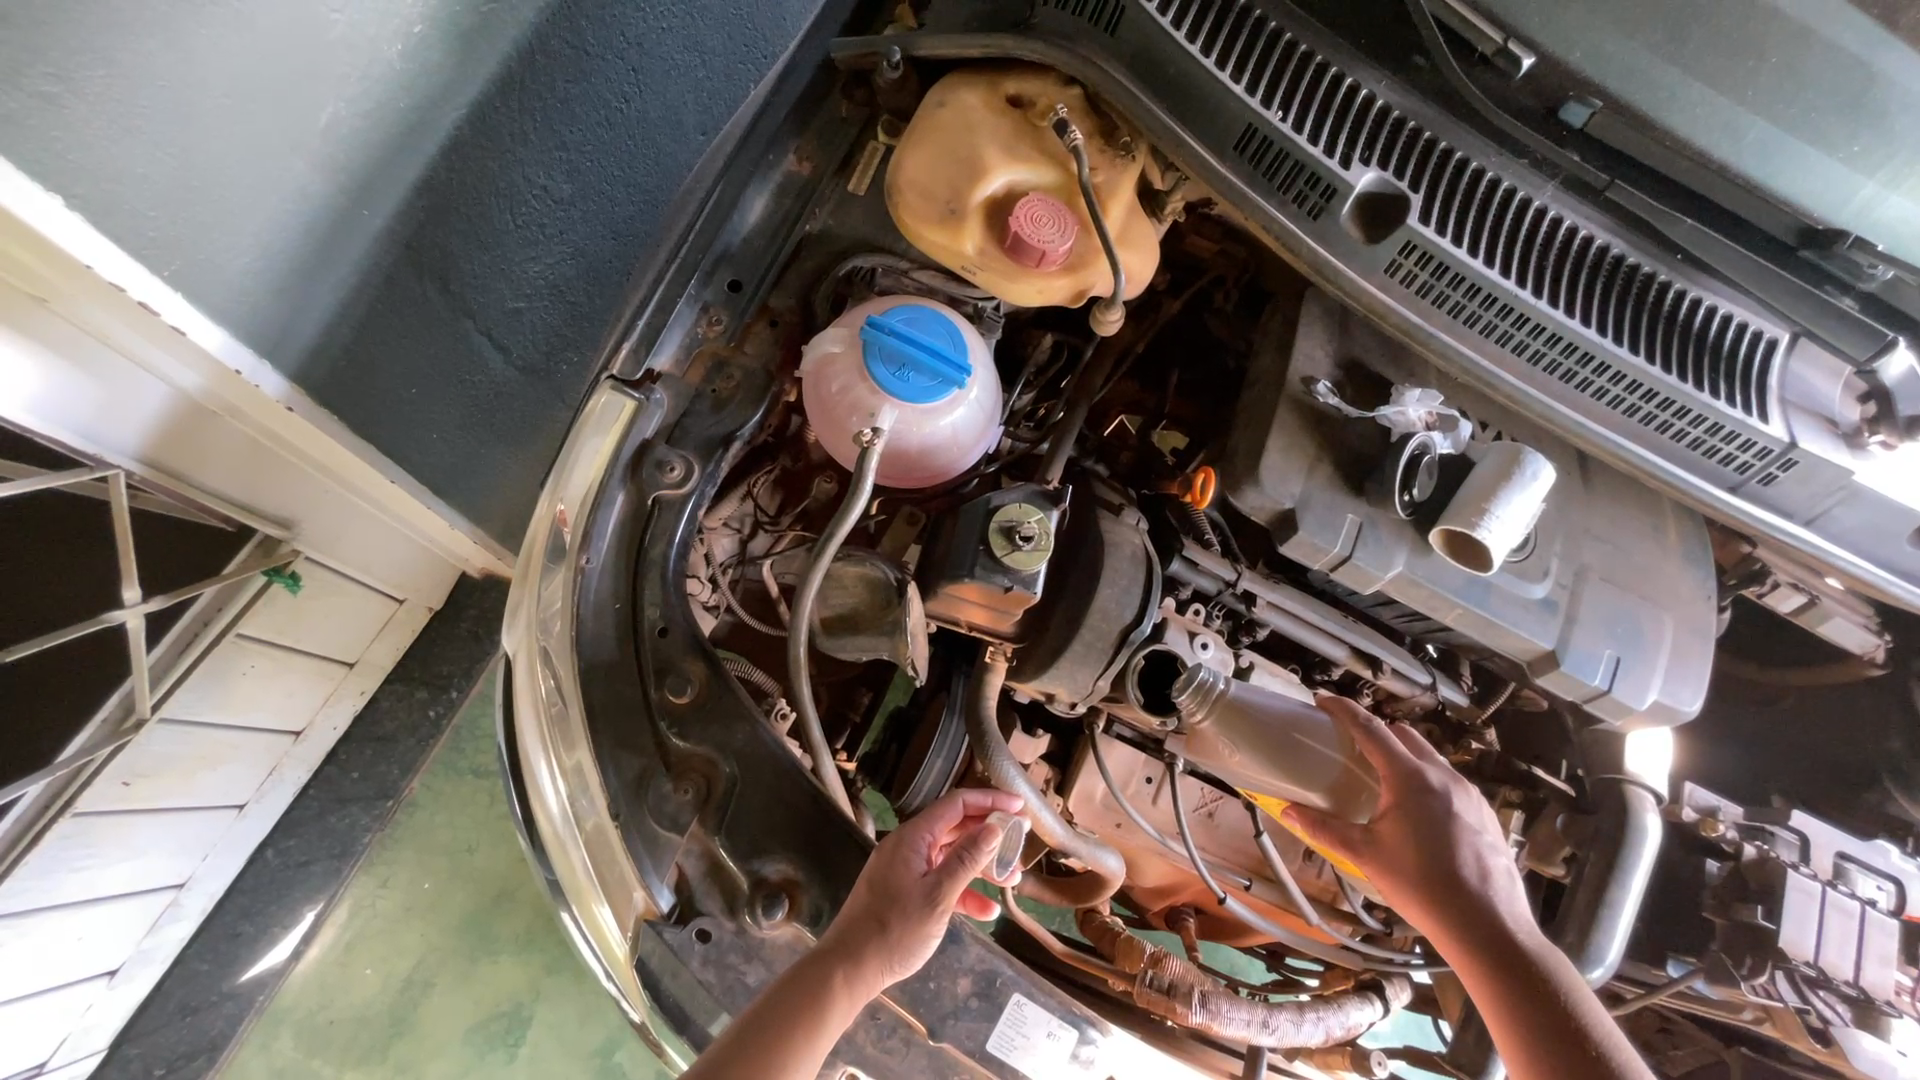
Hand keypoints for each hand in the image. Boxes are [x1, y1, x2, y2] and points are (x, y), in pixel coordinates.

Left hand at [816, 788, 1023, 996]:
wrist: (849, 969)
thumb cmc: (894, 930)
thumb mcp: (938, 896)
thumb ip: (967, 859)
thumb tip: (994, 828)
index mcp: (913, 837)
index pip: (957, 804)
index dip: (990, 801)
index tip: (1020, 807)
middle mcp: (909, 845)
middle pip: (956, 828)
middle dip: (990, 835)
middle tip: (1021, 842)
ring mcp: (906, 869)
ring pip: (950, 857)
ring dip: (981, 866)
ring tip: (1012, 879)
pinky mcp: (905, 892)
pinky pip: (939, 882)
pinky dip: (962, 892)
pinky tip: (987, 912)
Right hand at [1280, 697, 1532, 950]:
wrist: (1488, 928)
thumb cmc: (1421, 886)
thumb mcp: (1365, 855)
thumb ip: (1324, 828)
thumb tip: (1287, 811)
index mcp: (1409, 777)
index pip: (1371, 728)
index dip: (1344, 710)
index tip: (1322, 700)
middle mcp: (1443, 776)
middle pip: (1405, 735)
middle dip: (1376, 730)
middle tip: (1350, 743)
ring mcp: (1470, 794)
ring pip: (1431, 757)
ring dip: (1403, 754)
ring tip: (1382, 777)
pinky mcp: (1486, 814)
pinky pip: (1450, 781)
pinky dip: (1427, 779)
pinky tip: (1418, 812)